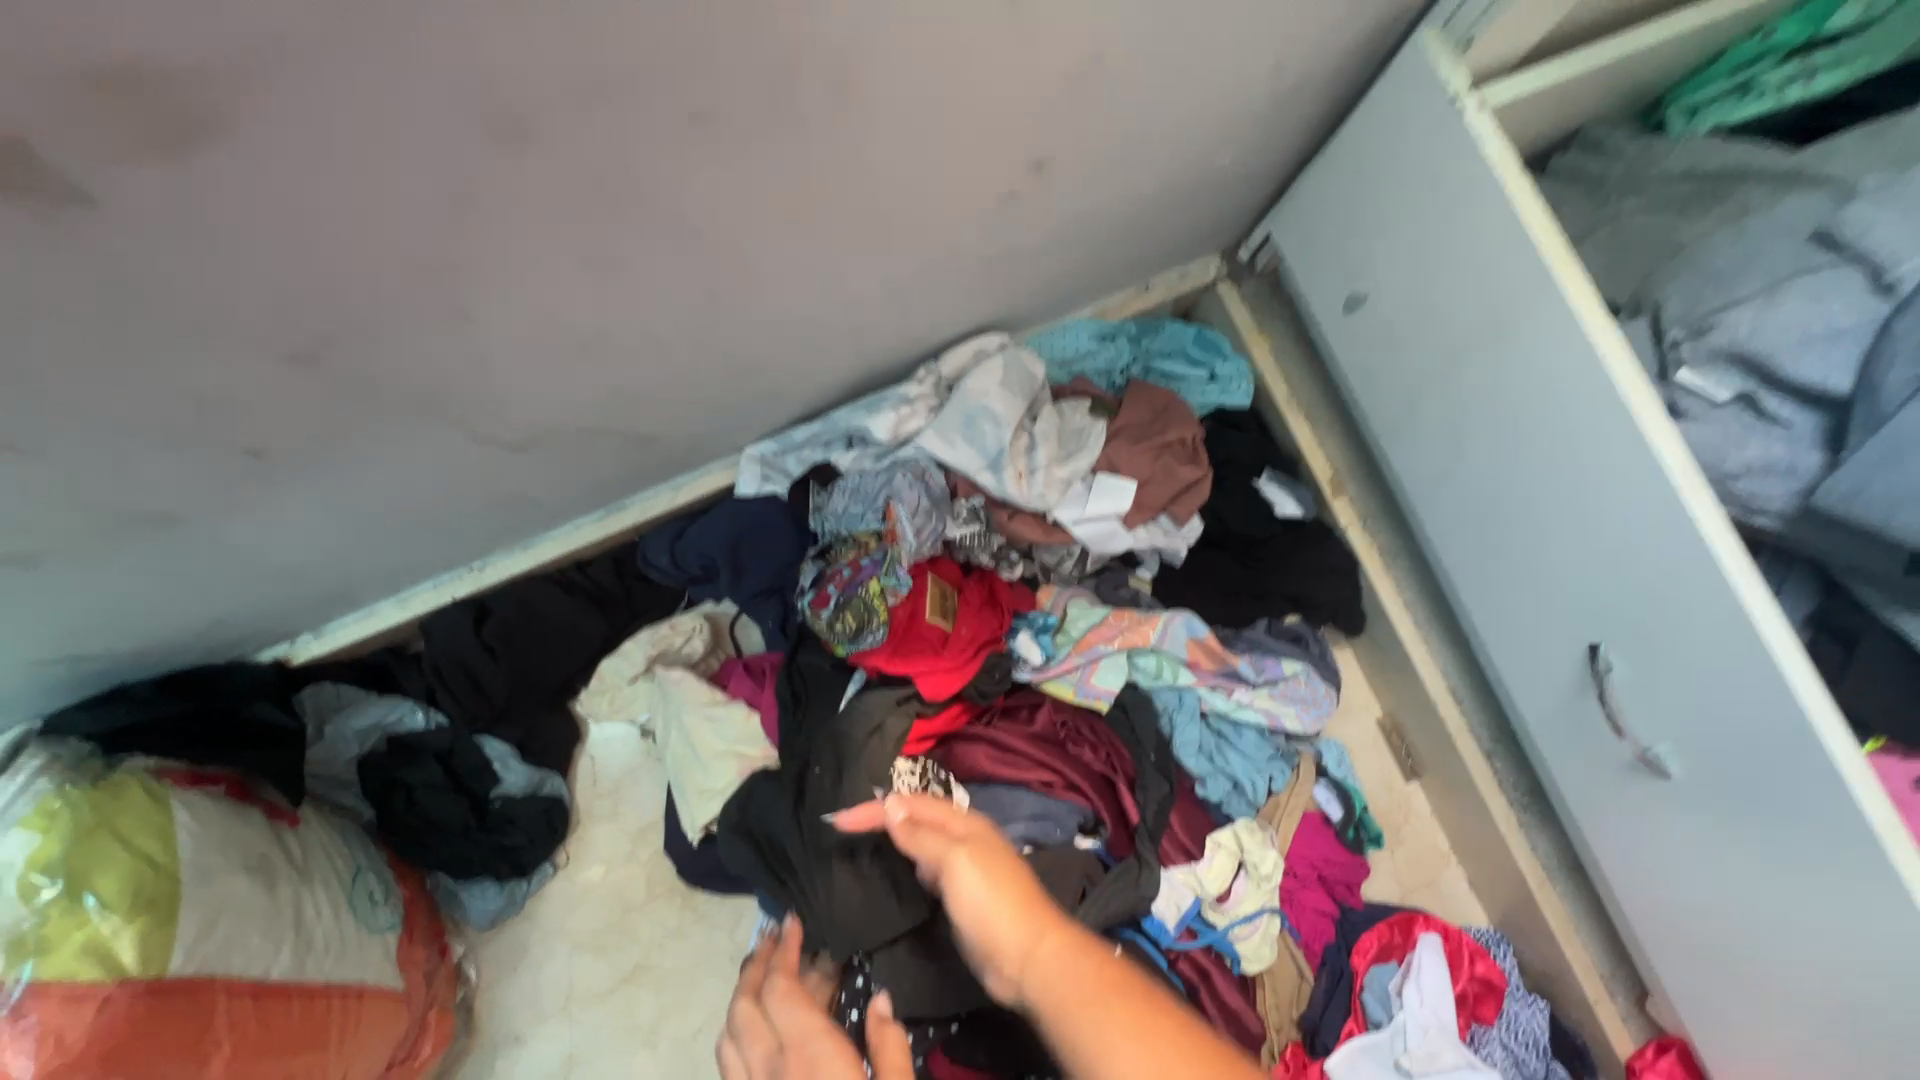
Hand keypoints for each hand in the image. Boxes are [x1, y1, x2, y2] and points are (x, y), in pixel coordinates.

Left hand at [717, 915, 915, 1079]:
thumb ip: (890, 1045)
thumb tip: (881, 998)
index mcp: (809, 1055)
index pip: (780, 988)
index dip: (783, 950)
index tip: (793, 921)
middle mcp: (770, 1070)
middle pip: (744, 1005)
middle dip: (757, 964)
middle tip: (772, 936)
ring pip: (728, 1036)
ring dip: (741, 998)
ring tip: (760, 974)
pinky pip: (728, 1067)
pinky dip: (735, 1035)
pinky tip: (755, 1030)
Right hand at [831, 793, 1074, 1008]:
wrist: (1028, 958)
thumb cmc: (992, 904)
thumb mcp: (954, 862)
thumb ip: (921, 835)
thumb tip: (891, 805)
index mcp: (965, 824)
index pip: (912, 804)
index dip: (875, 809)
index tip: (838, 820)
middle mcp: (964, 840)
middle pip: (918, 819)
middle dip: (884, 817)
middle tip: (846, 826)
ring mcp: (964, 870)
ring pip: (922, 844)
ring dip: (896, 839)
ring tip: (864, 843)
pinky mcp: (961, 898)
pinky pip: (927, 871)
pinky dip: (908, 866)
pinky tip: (896, 875)